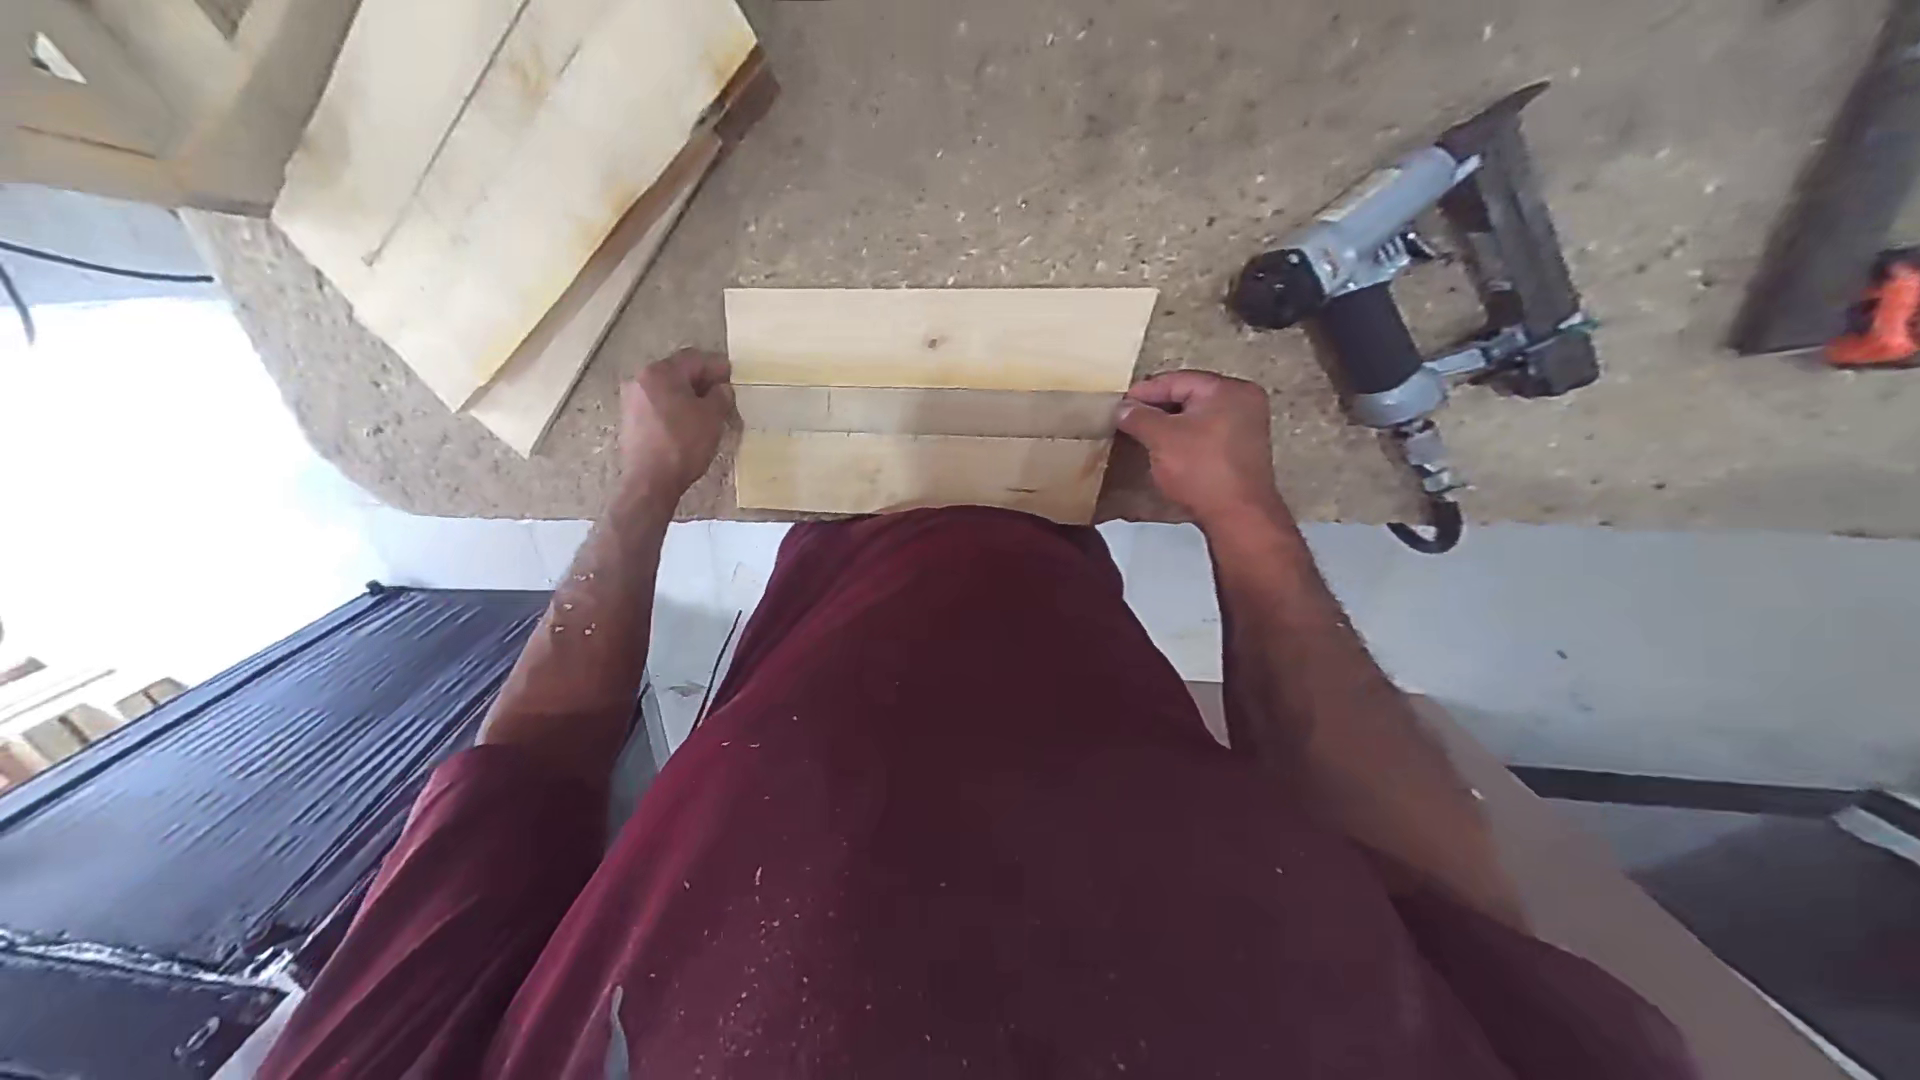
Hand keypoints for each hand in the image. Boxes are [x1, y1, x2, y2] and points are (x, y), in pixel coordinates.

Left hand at [618, 349, 734, 500]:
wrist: (651, 480)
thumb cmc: (683, 444)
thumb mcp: (712, 417)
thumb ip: (721, 396)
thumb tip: (721, 389)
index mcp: (660, 372)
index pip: (694, 359)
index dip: (717, 366)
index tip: (733, 376)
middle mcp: (640, 380)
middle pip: (678, 372)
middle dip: (702, 381)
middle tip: (724, 394)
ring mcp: (631, 400)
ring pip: (667, 389)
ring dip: (689, 396)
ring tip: (709, 412)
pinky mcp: (630, 420)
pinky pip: (658, 405)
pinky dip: (675, 409)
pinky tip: (689, 424)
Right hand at [1115, 370, 1286, 528]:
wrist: (1237, 515)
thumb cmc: (1200, 468)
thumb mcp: (1162, 438)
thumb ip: (1139, 417)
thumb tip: (1122, 408)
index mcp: (1228, 390)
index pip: (1178, 380)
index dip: (1144, 391)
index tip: (1119, 404)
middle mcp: (1243, 402)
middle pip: (1189, 396)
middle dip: (1156, 408)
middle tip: (1127, 418)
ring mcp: (1245, 428)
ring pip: (1196, 418)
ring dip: (1168, 425)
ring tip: (1140, 434)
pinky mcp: (1241, 452)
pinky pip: (1205, 435)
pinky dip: (1183, 439)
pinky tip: (1163, 450)